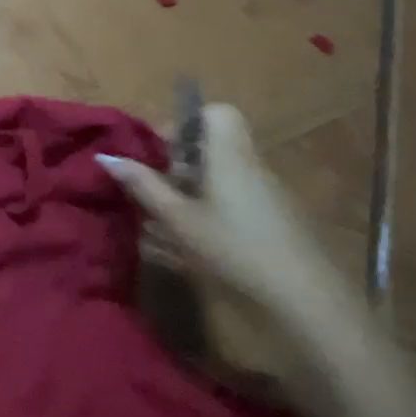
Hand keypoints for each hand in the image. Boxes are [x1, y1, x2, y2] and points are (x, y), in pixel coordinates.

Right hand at [96, 103, 336, 307]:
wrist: (310, 304)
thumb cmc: (236, 249)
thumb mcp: (179, 219)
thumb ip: (143, 186)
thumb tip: (105, 156)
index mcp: (229, 156)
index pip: (217, 113)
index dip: (188, 120)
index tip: (162, 148)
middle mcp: (252, 168)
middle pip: (216, 146)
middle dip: (182, 161)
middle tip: (155, 186)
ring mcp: (270, 197)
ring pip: (225, 177)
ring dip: (194, 189)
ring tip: (166, 219)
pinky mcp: (279, 225)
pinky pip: (238, 202)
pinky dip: (213, 211)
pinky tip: (195, 244)